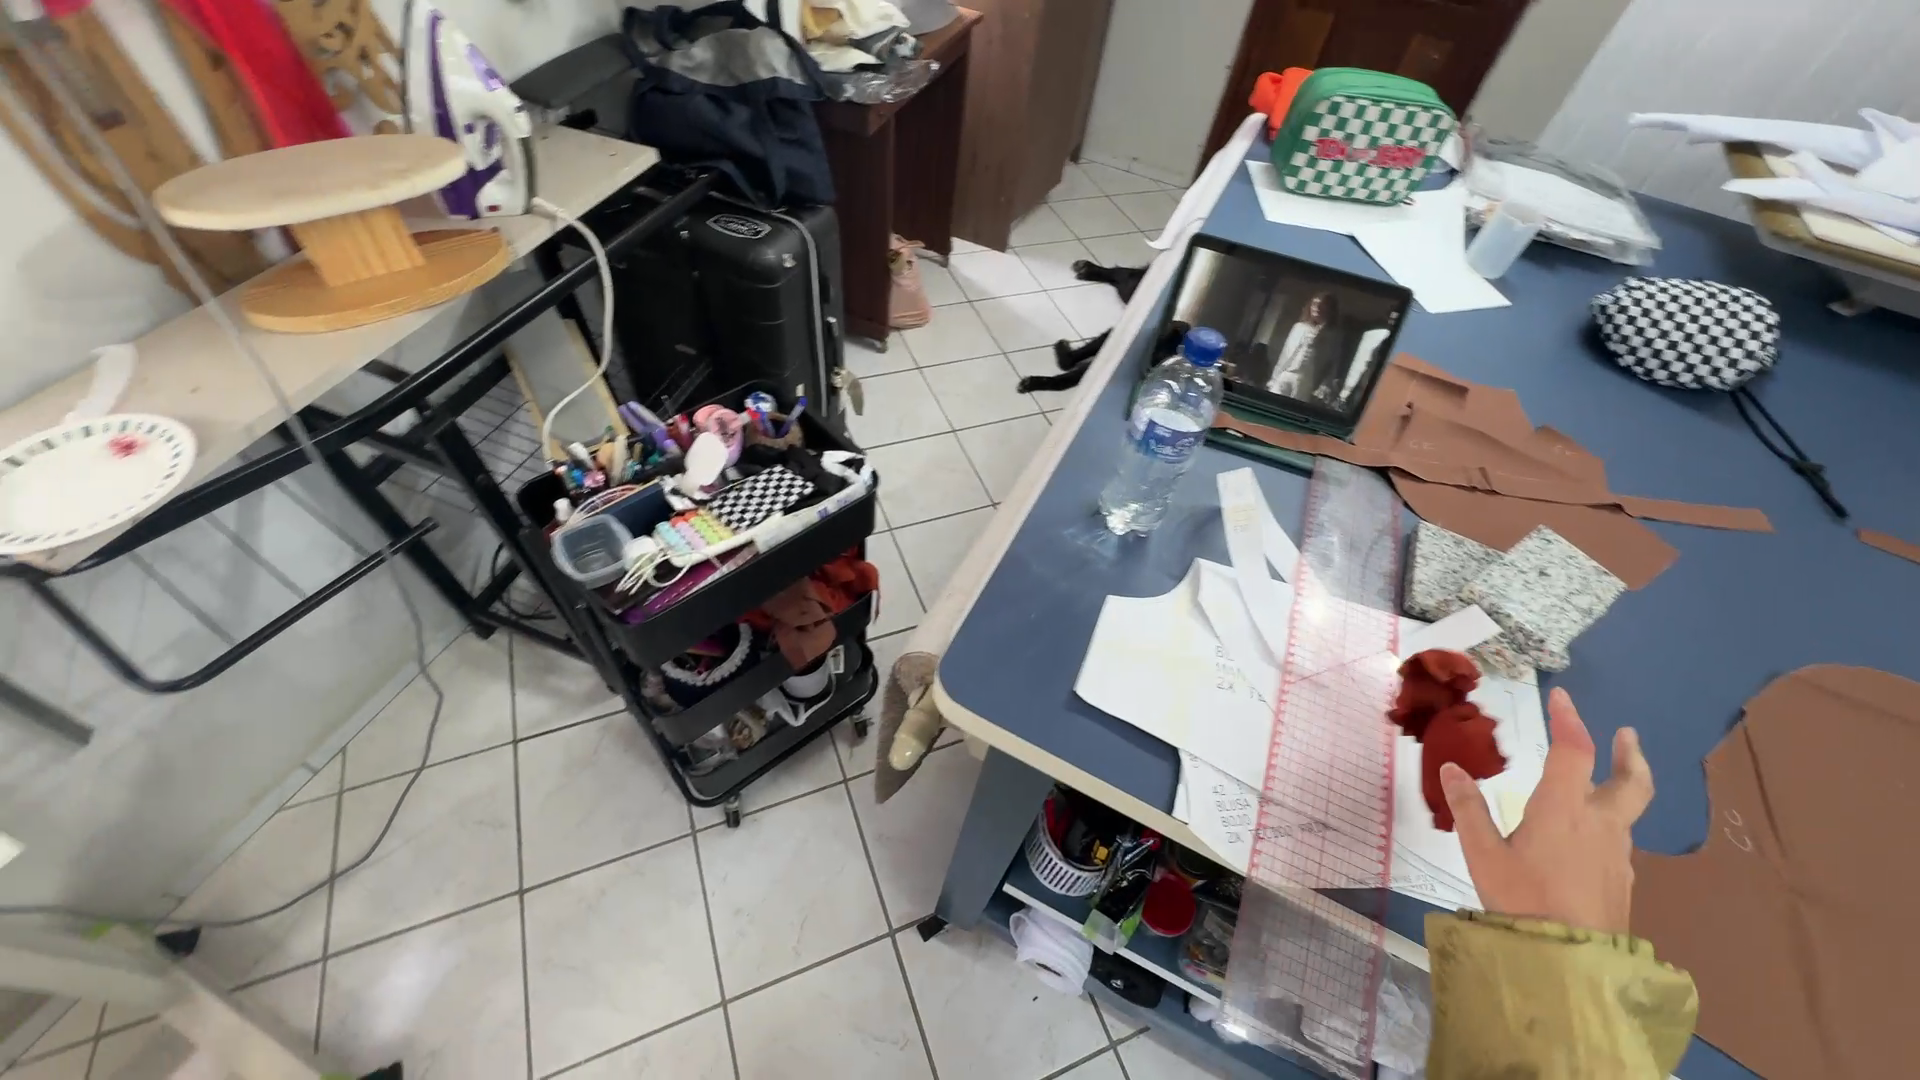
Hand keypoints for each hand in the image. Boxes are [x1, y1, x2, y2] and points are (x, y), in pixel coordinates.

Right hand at [1440, 687, 1653, 934]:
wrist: (1569, 960)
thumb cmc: (1522, 898)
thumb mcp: (1482, 852)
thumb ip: (1468, 808)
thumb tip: (1452, 768)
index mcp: (1564, 809)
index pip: (1573, 751)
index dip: (1569, 719)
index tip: (1561, 697)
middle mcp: (1599, 824)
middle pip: (1629, 782)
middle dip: (1628, 755)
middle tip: (1627, 735)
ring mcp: (1616, 854)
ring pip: (1628, 810)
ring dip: (1621, 786)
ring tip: (1603, 782)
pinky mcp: (1621, 879)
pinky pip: (1618, 838)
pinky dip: (1608, 820)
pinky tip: (1587, 835)